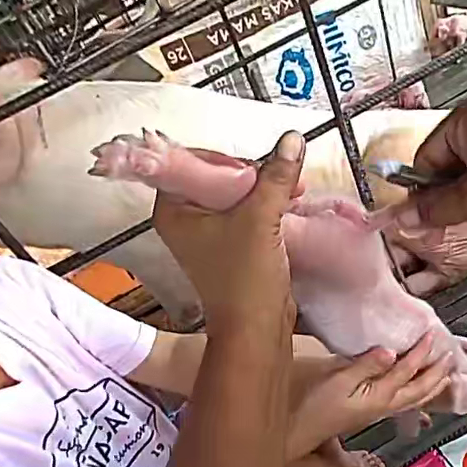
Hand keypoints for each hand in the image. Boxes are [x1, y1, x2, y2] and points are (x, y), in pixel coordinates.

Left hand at [152, 131, 302, 335]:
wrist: (257, 328)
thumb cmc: (245, 278)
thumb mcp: (260, 219)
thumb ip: (276, 176)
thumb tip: (293, 138)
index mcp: (173, 209)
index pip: (191, 162)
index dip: (226, 156)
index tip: (256, 160)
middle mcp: (184, 219)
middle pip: (217, 174)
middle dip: (252, 171)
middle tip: (280, 172)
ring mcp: (207, 233)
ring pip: (235, 193)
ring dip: (264, 187)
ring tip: (293, 185)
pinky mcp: (230, 245)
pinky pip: (245, 212)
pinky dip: (266, 204)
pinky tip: (290, 199)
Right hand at [288, 335, 451, 456]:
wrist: (303, 429)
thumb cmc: (317, 405)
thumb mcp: (339, 380)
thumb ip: (365, 366)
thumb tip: (390, 351)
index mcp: (380, 395)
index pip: (408, 370)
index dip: (422, 352)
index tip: (432, 335)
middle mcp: (386, 405)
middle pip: (421, 389)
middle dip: (438, 373)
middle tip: (451, 357)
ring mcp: (381, 410)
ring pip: (416, 398)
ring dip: (433, 385)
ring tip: (445, 375)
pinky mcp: (374, 411)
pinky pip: (406, 401)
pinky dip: (418, 393)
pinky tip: (418, 390)